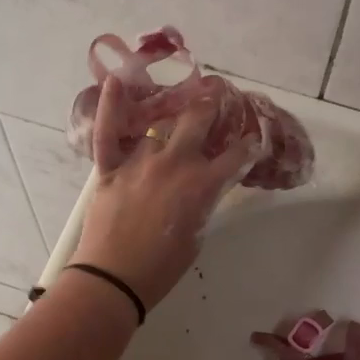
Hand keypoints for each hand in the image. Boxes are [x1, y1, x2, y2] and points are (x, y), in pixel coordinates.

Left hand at [69, 76, 257, 308]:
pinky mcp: (109, 169)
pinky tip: (116, 81)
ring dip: (172, 112)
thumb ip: (203, 203)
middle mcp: (173, 163)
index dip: (247, 147)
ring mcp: (138, 162)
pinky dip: (110, 106)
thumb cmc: (161, 269)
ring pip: (159, 124)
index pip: (234, 156)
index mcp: (201, 185)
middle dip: (212, 107)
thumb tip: (204, 187)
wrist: (113, 279)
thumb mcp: (196, 236)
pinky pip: (108, 131)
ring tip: (180, 99)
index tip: (251, 142)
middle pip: (197, 120)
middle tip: (217, 98)